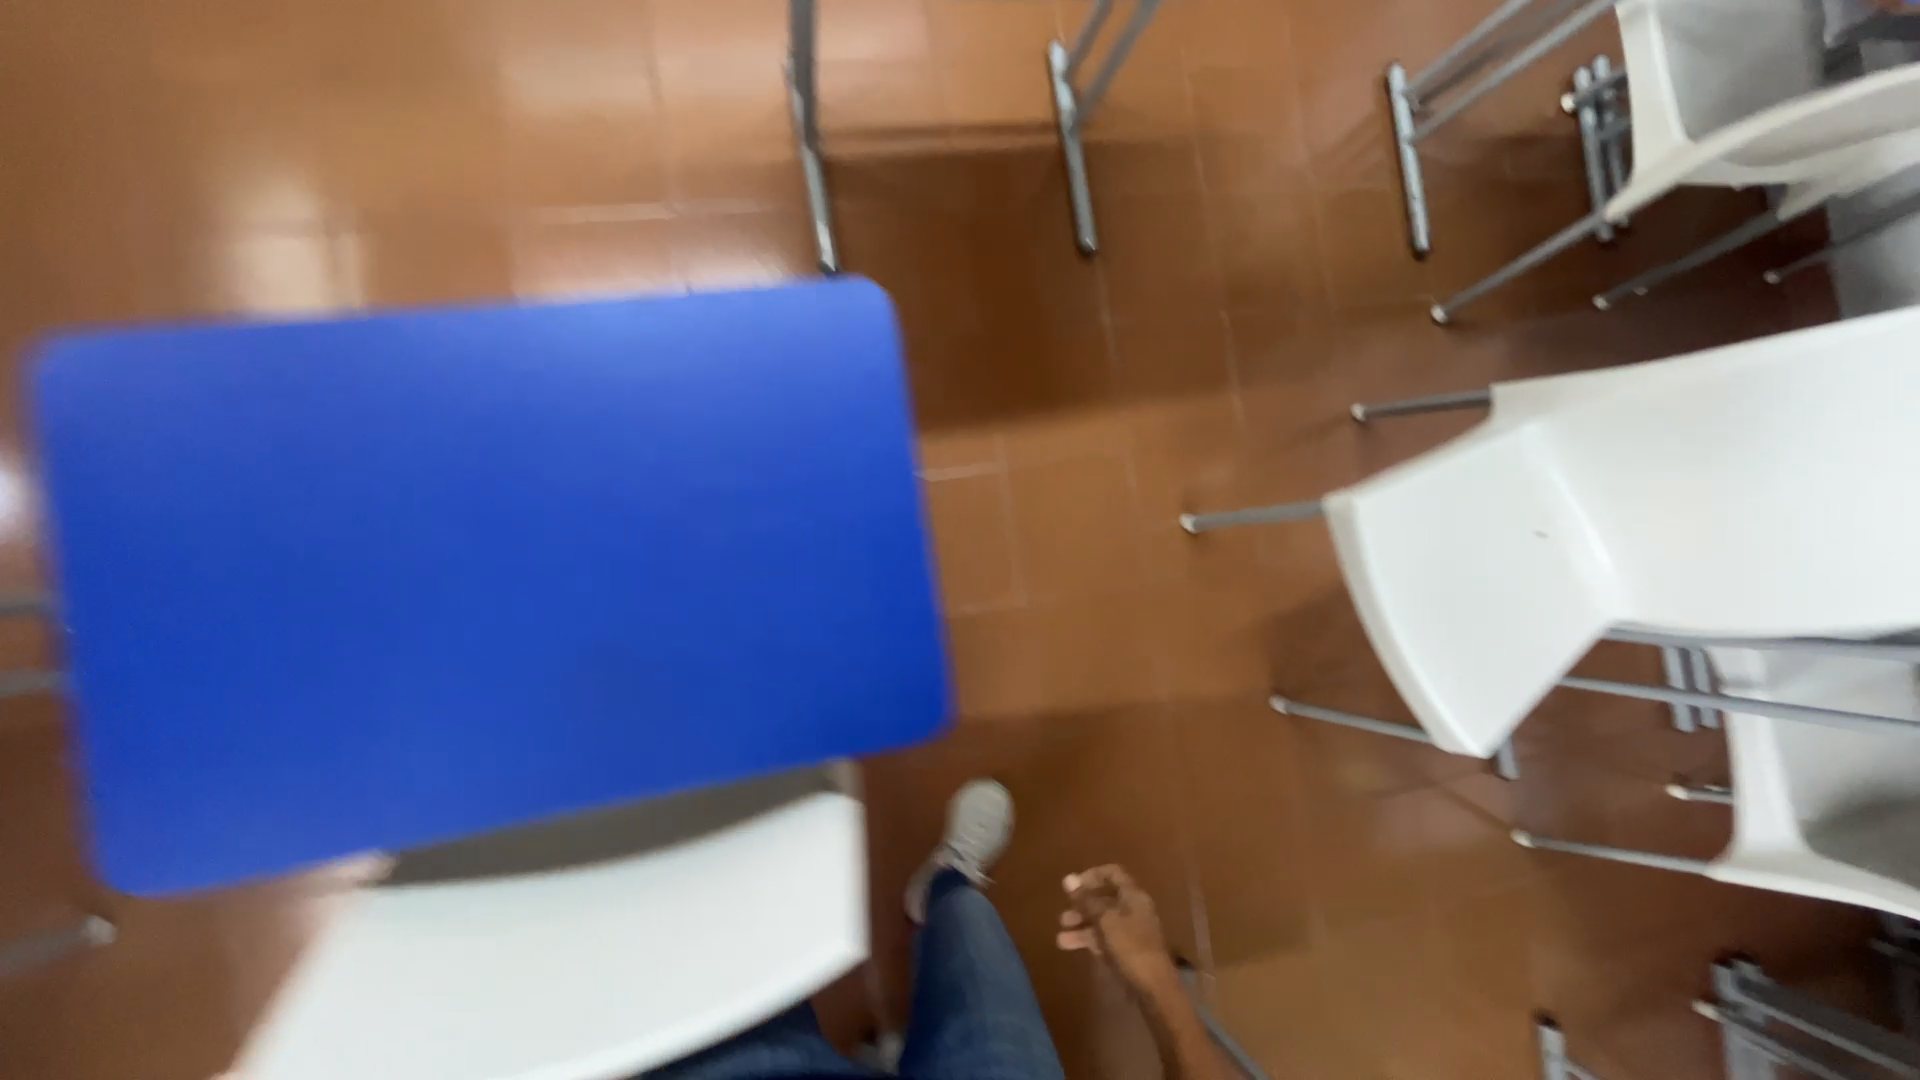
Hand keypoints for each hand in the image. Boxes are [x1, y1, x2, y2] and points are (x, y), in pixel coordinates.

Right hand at [1056, 864, 1179, 997]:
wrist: (1154, 989)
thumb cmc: (1131, 947)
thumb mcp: (1106, 920)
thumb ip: (1086, 900)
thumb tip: (1068, 878)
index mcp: (1133, 896)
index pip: (1113, 874)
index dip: (1092, 876)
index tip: (1073, 886)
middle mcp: (1133, 910)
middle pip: (1104, 900)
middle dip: (1082, 906)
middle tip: (1063, 916)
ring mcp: (1130, 932)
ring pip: (1102, 922)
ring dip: (1081, 927)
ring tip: (1061, 939)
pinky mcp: (1127, 952)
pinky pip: (1104, 939)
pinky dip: (1088, 941)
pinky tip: (1071, 947)